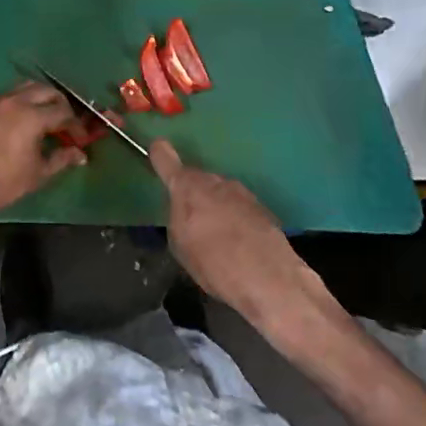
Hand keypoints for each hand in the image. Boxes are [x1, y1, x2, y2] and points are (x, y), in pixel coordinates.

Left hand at [0, 83, 84, 231]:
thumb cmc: (7, 182)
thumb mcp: (40, 172)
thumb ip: (62, 158)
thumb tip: (80, 154)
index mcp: (32, 116)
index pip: (63, 112)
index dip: (75, 125)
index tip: (80, 139)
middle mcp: (16, 102)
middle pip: (47, 91)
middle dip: (61, 105)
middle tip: (67, 125)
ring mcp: (0, 103)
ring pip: (29, 87)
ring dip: (43, 98)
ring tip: (49, 118)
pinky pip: (13, 95)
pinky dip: (26, 100)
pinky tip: (29, 120)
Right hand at [150, 140, 334, 325]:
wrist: (268, 278)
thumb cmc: (213, 262)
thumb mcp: (179, 245)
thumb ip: (177, 219)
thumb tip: (184, 212)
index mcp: (186, 187)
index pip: (166, 159)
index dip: (159, 154)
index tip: (157, 148)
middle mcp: (214, 181)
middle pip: (197, 180)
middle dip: (193, 195)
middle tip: (193, 223)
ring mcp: (241, 191)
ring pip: (220, 193)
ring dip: (216, 208)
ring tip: (219, 240)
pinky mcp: (262, 207)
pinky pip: (239, 208)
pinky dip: (236, 220)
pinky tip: (240, 246)